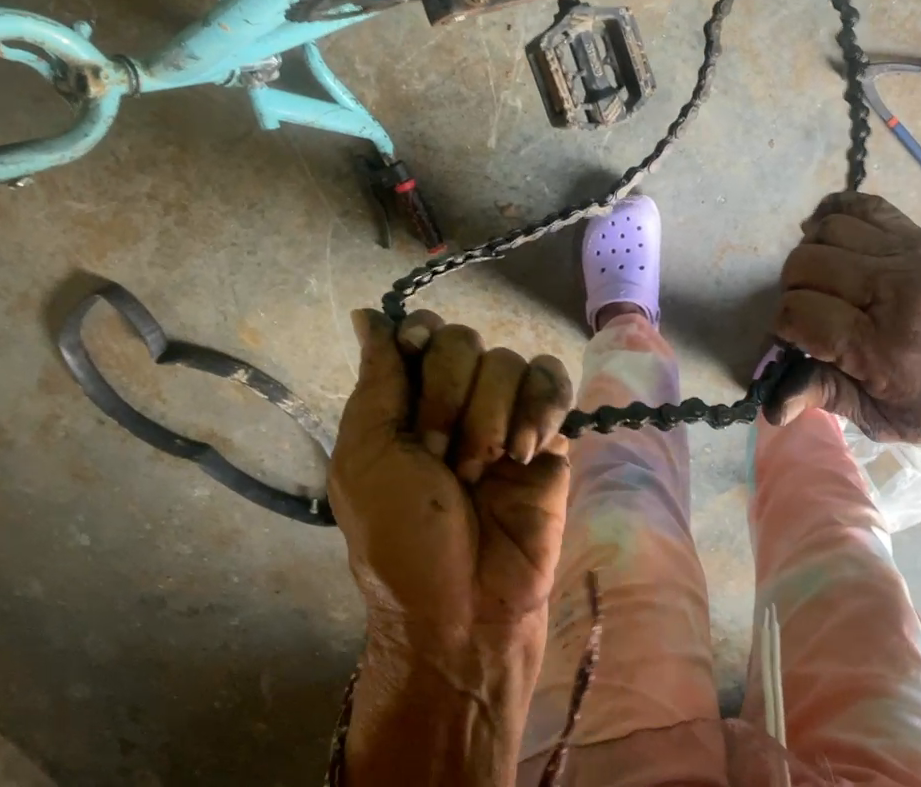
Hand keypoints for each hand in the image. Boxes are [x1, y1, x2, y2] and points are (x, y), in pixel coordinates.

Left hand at [330, 309, 574, 655]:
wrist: (465, 607)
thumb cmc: (401, 537)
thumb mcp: (367, 458)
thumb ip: (377, 380)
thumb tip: (366, 314)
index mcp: (406, 403)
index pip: (422, 332)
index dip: (422, 335)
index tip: (415, 353)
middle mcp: (457, 400)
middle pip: (464, 341)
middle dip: (449, 396)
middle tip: (440, 456)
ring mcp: (507, 416)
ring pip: (509, 362)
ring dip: (490, 417)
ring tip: (482, 472)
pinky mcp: (550, 436)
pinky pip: (553, 383)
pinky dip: (541, 406)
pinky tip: (527, 452)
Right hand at [761, 192, 920, 456]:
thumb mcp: (881, 419)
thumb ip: (823, 396)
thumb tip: (771, 404)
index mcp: (883, 348)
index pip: (798, 312)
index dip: (783, 327)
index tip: (794, 342)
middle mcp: (898, 292)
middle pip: (806, 264)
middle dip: (793, 291)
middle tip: (810, 315)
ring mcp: (916, 257)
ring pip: (829, 229)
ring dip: (812, 255)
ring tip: (822, 281)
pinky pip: (866, 205)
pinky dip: (835, 214)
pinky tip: (829, 236)